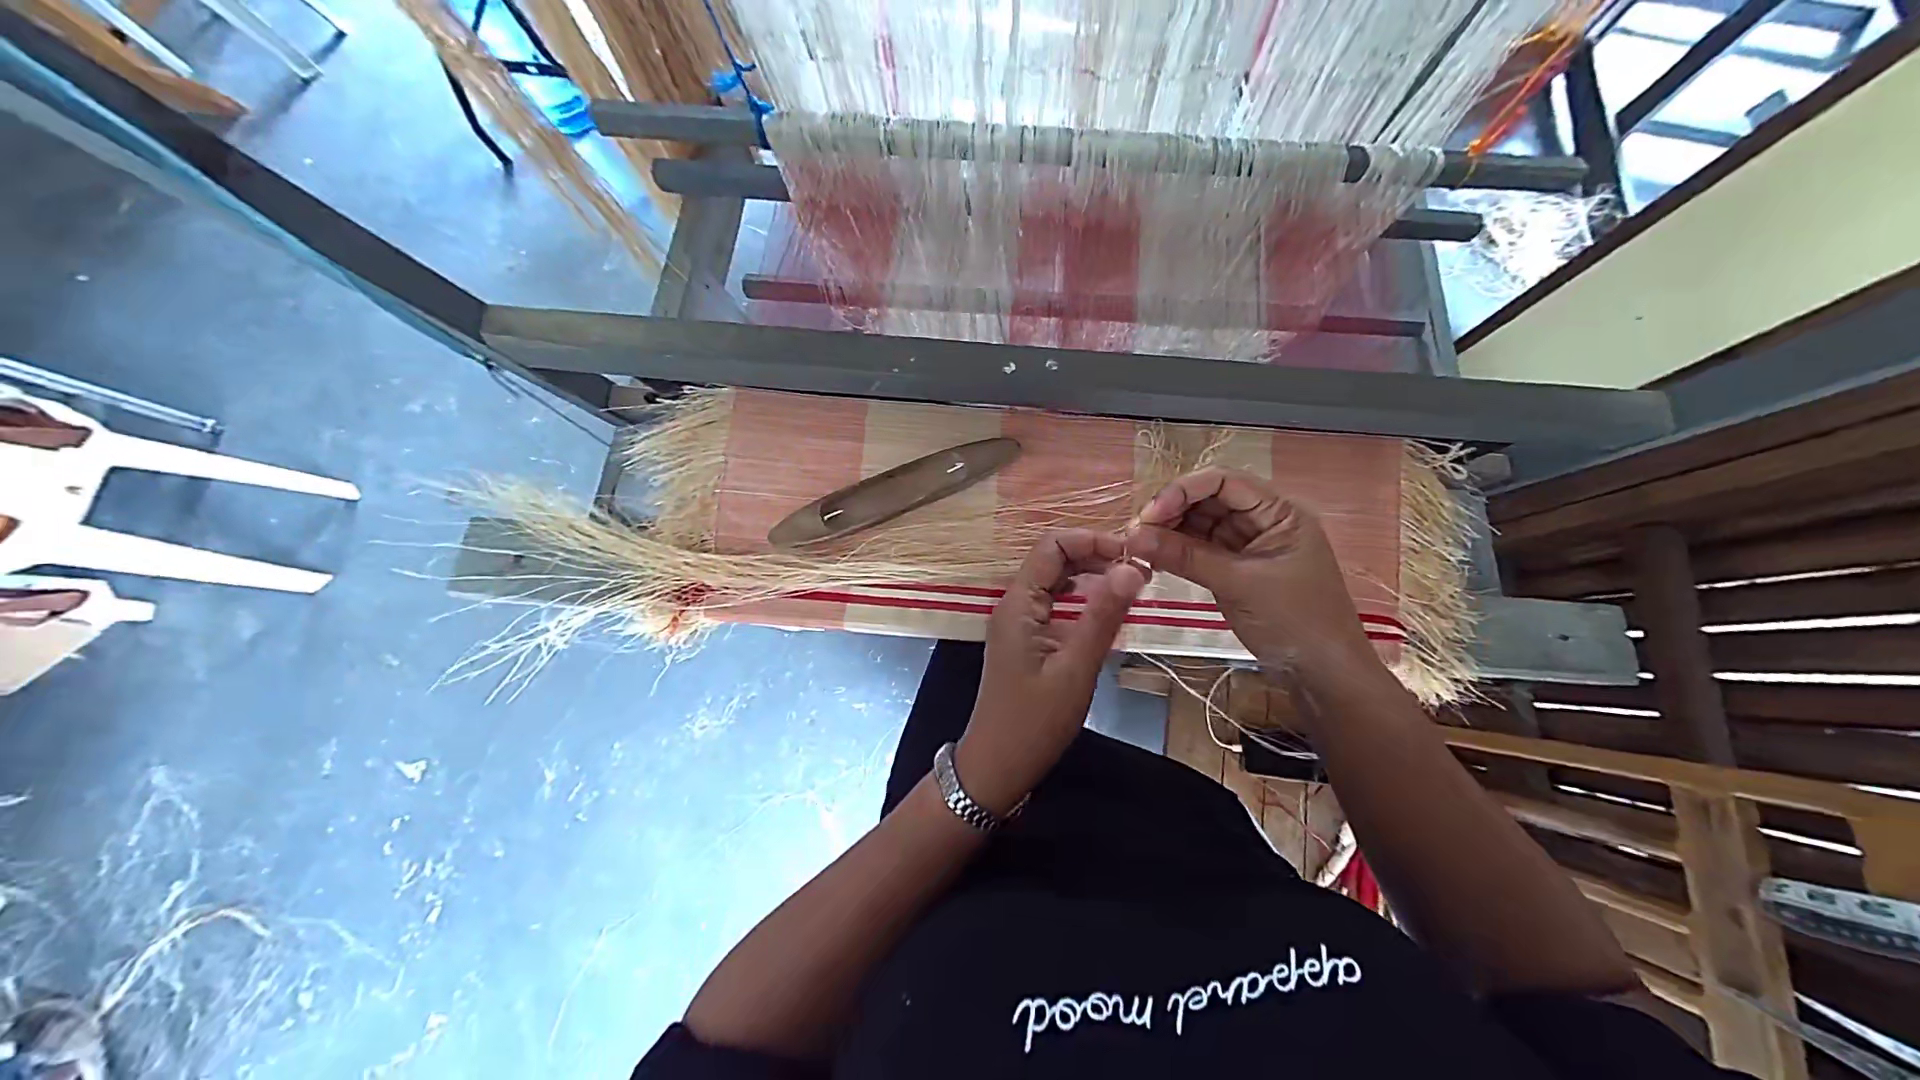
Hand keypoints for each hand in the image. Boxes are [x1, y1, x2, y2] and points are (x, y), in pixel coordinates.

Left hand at [954, 530, 1147, 814]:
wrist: (998, 765)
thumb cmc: (1034, 722)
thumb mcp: (1076, 669)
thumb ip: (1103, 616)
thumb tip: (1133, 567)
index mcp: (1018, 604)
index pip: (1052, 545)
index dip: (1092, 541)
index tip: (1133, 556)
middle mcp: (1014, 605)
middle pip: (1054, 559)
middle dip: (1096, 556)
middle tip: (1140, 571)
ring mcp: (1019, 623)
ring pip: (1056, 581)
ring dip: (1091, 576)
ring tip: (1131, 585)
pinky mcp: (1027, 640)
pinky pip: (1056, 605)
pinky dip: (1082, 599)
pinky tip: (1107, 611)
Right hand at [1126, 467, 1382, 682]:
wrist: (1323, 673)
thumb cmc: (1294, 621)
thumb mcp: (1238, 584)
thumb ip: (1185, 557)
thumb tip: (1133, 537)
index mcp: (1279, 512)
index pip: (1223, 481)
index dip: (1182, 490)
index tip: (1150, 514)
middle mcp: (1262, 520)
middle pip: (1208, 499)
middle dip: (1171, 511)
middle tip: (1136, 533)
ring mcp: (1248, 545)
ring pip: (1200, 524)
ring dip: (1169, 531)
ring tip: (1138, 546)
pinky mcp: (1235, 569)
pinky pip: (1199, 549)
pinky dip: (1176, 551)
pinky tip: (1153, 557)